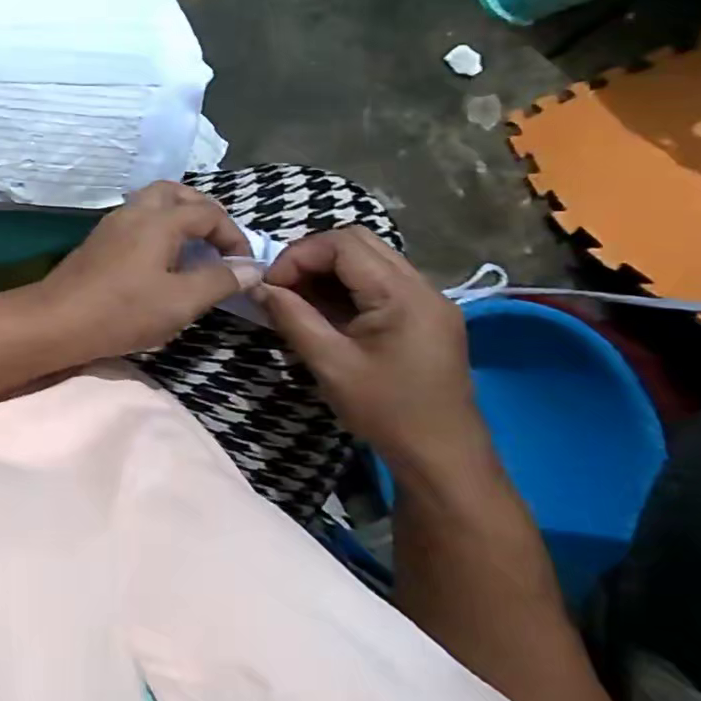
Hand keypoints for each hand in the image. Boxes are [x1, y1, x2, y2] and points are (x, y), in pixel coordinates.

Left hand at [33, 181, 262, 358]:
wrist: (57, 320)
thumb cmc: (123, 310)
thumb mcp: (182, 301)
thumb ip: (219, 280)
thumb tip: (251, 267)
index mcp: (158, 220)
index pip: (208, 212)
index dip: (233, 235)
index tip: (244, 265)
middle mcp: (133, 213)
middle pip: (174, 192)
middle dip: (203, 210)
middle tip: (218, 241)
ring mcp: (110, 225)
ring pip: (150, 204)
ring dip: (177, 217)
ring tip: (194, 250)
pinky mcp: (97, 242)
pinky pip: (135, 221)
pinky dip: (157, 229)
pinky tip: (162, 260)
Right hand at [253, 227, 489, 475]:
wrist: (443, 458)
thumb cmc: (386, 411)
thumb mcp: (328, 362)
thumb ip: (291, 316)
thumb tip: (257, 286)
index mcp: (403, 296)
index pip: (342, 245)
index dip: (298, 256)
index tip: (272, 286)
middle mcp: (422, 288)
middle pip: (357, 241)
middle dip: (311, 256)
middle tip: (284, 287)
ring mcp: (428, 301)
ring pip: (368, 257)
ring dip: (327, 270)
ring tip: (299, 299)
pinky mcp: (425, 316)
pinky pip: (378, 280)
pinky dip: (345, 285)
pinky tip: (326, 312)